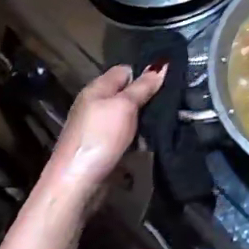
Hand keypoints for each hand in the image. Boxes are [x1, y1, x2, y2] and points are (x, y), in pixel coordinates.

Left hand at [40, 63, 165, 199]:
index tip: (167, 82)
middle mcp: (95, 104)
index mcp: (97, 88)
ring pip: (128, 117)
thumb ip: (142, 86)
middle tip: (172, 104)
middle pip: (127, 94)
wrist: (76, 183)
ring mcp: (98, 128)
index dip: (145, 73)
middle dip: (148, 98)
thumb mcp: (124, 106)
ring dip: (145, 121)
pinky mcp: (102, 149)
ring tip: (168, 124)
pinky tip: (150, 144)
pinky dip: (137, 139)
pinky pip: (125, 136)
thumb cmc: (100, 137)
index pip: (125, 70)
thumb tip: (161, 64)